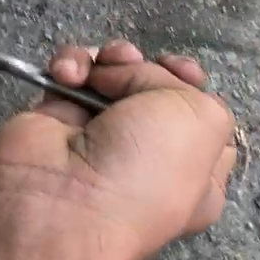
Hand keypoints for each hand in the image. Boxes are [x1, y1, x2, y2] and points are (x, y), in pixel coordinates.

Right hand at [0, 40, 236, 259]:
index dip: (191, 82)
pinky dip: (71, 66)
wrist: (62, 201)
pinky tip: (68, 76)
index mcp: (195, 163)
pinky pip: (70, 72)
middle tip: (135, 67)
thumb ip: (184, 83)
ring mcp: (101, 130)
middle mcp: (148, 148)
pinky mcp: (57, 116)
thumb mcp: (202, 120)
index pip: (200, 110)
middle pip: (153, 82)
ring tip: (101, 67)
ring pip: (111, 71)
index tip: (181, 73)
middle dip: (146, 65)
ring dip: (109, 58)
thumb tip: (130, 78)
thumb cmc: (144, 170)